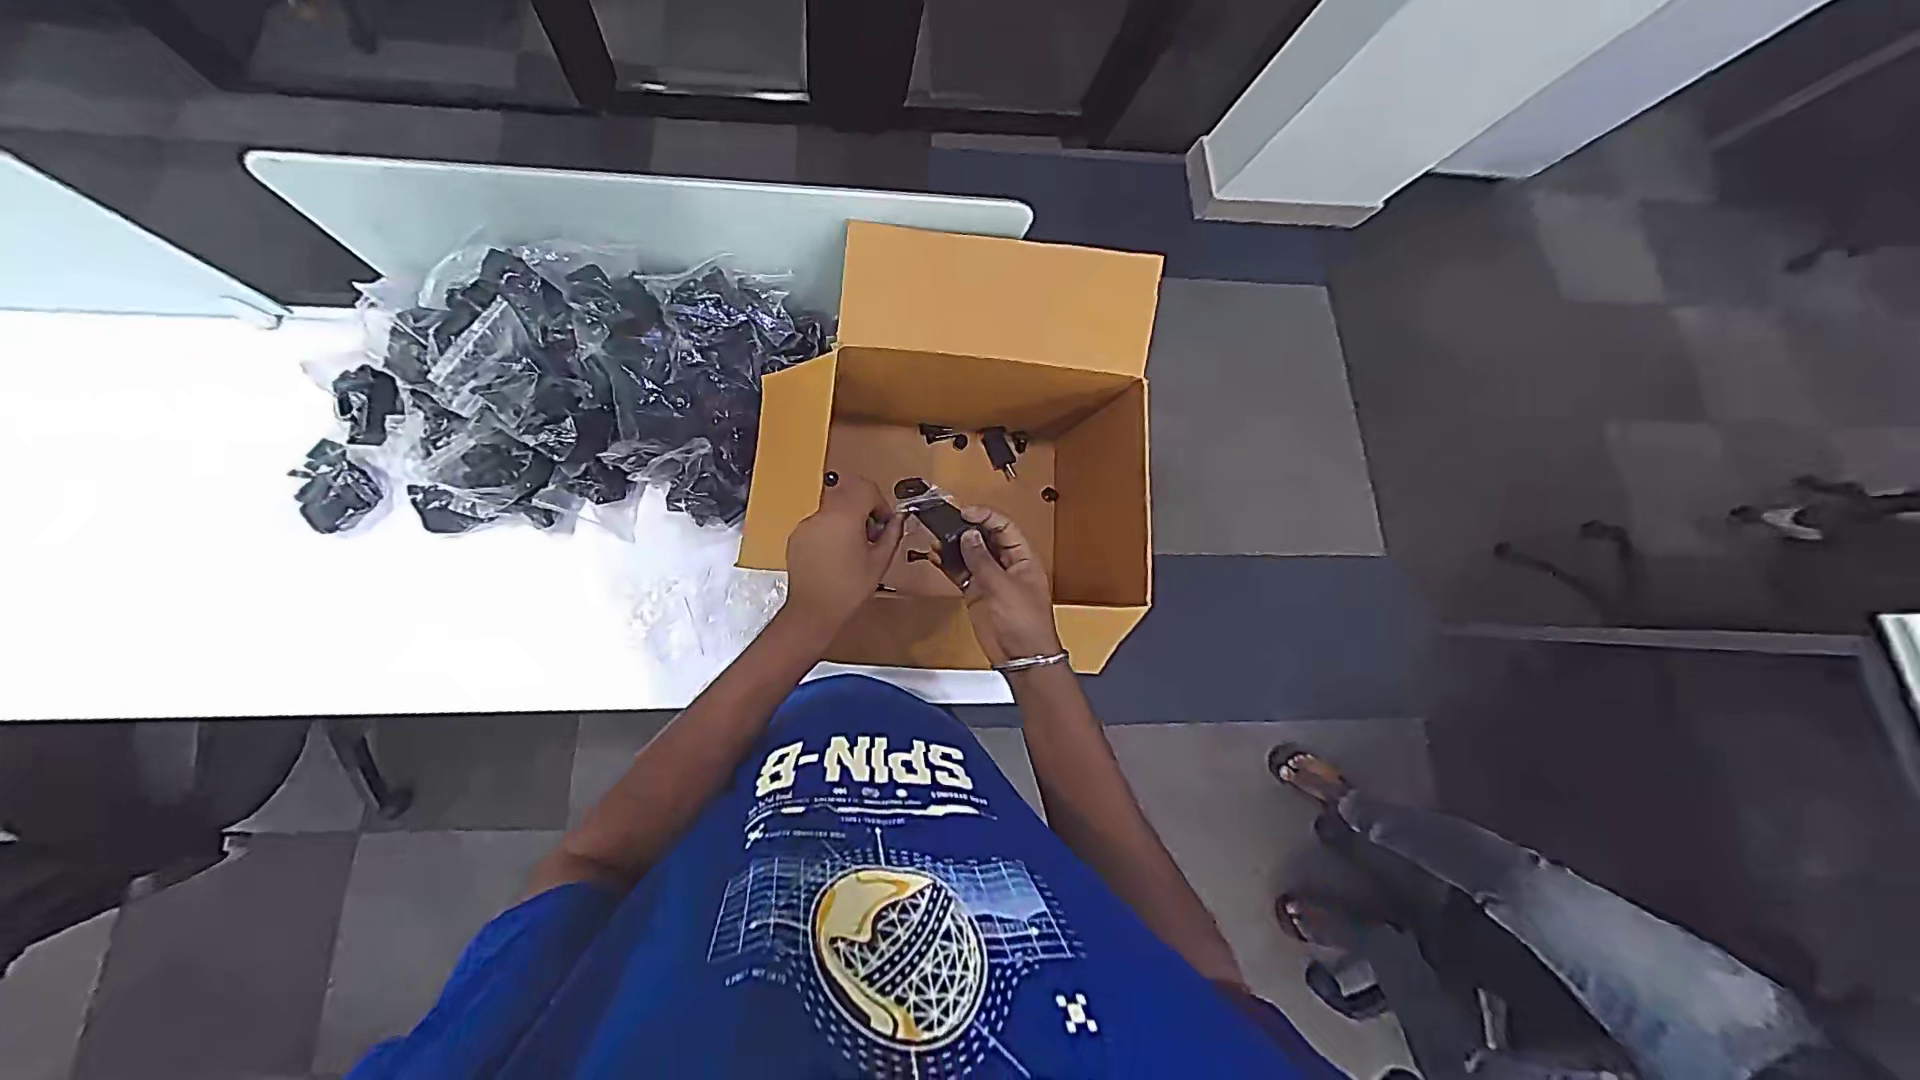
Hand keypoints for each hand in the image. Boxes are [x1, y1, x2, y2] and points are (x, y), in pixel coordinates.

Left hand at [783, 473, 905, 634]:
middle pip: (848, 493)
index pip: (866, 488)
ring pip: (833, 508)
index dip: (880, 502)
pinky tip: (837, 555)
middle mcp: (823, 515)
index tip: (885, 522)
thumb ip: (892, 535)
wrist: (814, 610)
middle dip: (864, 507)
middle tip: (872, 533)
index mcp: (845, 517)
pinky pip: (820, 523)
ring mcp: (807, 525)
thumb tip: (898, 519)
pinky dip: (832, 530)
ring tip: (855, 548)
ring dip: (848, 519)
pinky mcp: (797, 537)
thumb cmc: (849, 589)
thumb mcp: (879, 562)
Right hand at [950, 505, 1061, 666]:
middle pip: (986, 537)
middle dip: (967, 527)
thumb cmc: (1026, 624)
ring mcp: (991, 579)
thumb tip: (969, 536)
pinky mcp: (977, 593)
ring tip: (937, 536)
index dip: (986, 516)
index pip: (1005, 527)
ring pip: (971, 554)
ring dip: (954, 545)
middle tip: (947, 519)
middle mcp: (1007, 565)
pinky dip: (949, 564)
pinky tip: (937, 556)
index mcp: (1023, 558)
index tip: (965, 512)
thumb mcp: (1003, 587)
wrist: (1021, 656)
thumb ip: (982, 560)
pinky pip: (961, 573)